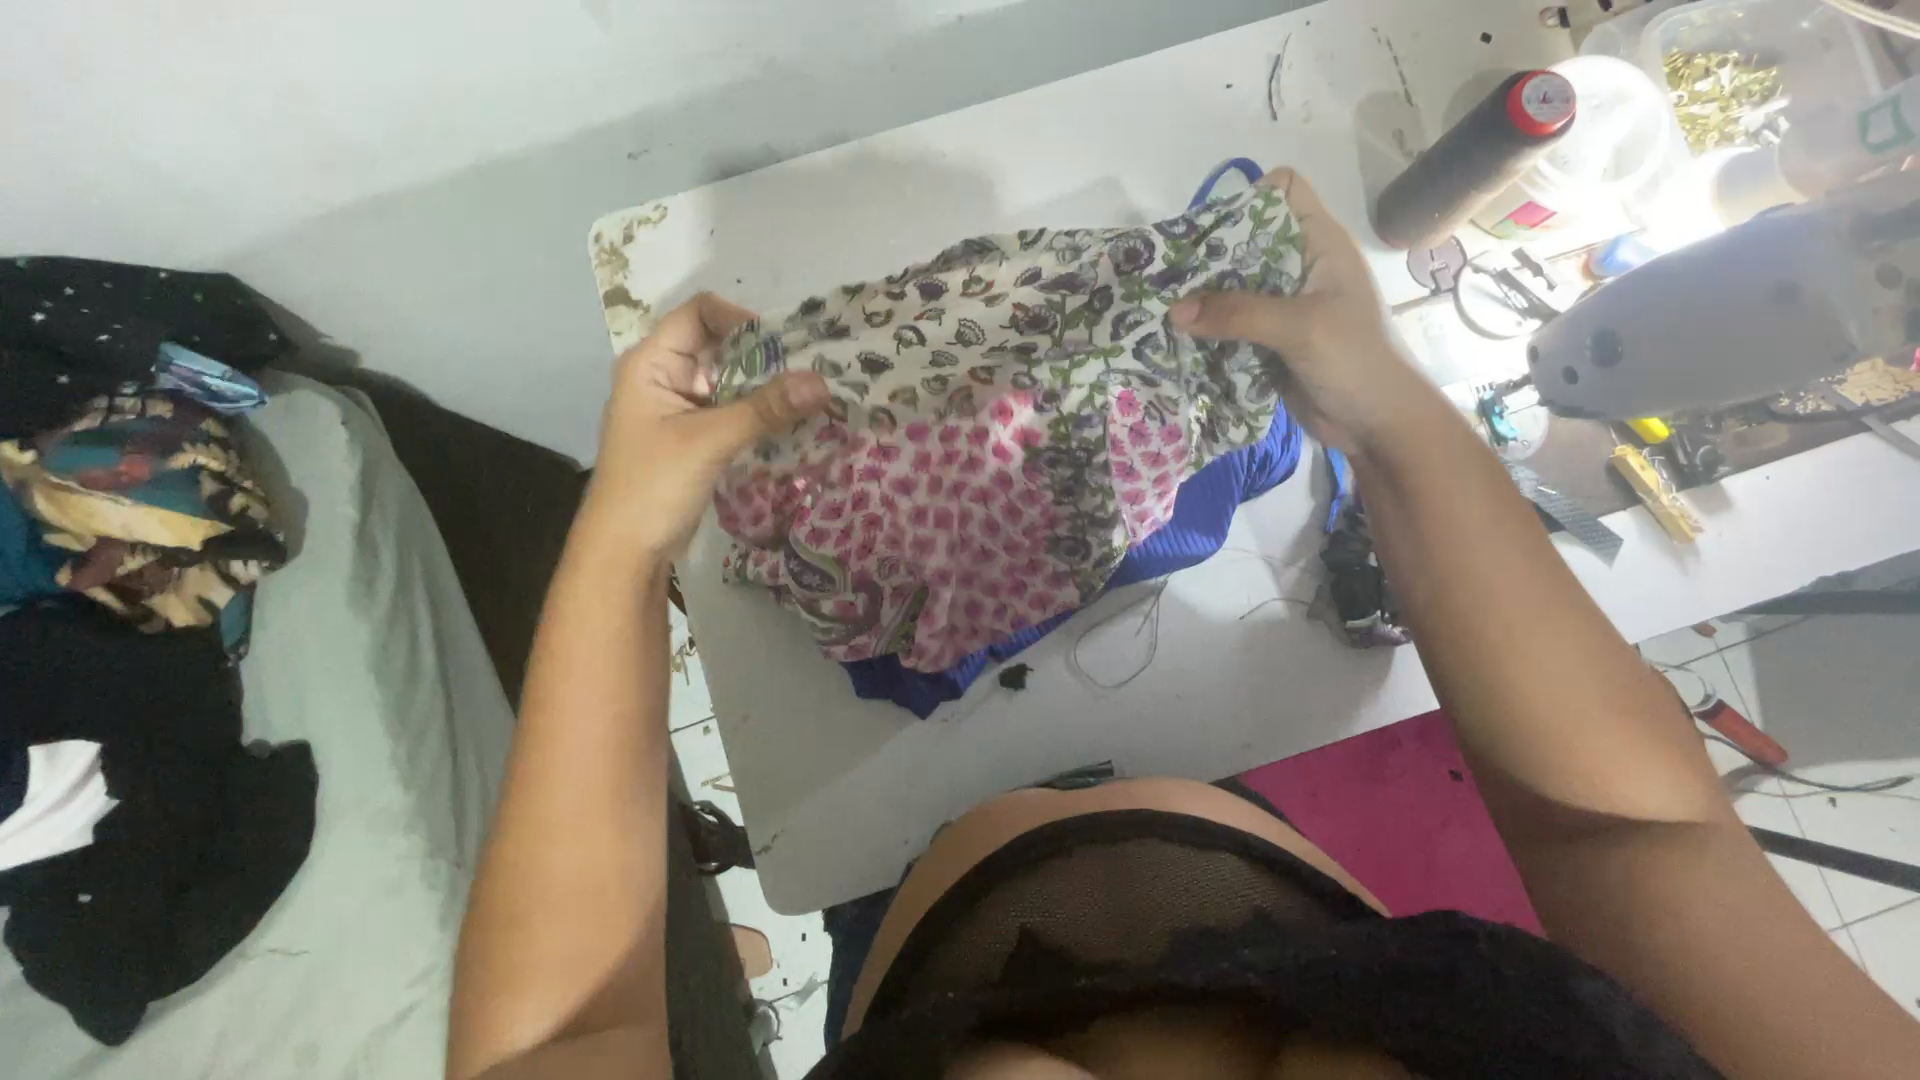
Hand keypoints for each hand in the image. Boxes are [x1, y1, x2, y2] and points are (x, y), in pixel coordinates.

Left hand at [580, 293, 829, 558]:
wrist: (625, 552)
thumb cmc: (653, 486)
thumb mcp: (710, 441)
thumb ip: (765, 409)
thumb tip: (822, 381)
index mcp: (652, 363)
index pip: (699, 314)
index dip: (741, 318)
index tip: (786, 341)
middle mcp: (665, 379)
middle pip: (720, 348)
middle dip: (766, 355)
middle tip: (815, 364)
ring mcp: (680, 411)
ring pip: (731, 384)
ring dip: (767, 388)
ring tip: (814, 393)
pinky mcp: (696, 440)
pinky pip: (733, 415)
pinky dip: (760, 416)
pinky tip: (795, 423)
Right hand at [1170, 168, 1429, 452]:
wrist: (1378, 425)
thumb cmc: (1357, 361)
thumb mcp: (1301, 328)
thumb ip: (1239, 314)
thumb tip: (1175, 311)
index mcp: (1320, 245)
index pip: (1284, 192)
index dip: (1247, 199)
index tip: (1208, 233)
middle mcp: (1299, 269)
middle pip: (1246, 242)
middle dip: (1207, 256)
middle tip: (1166, 276)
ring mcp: (1283, 308)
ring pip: (1233, 289)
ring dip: (1201, 299)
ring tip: (1161, 309)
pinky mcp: (1269, 343)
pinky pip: (1230, 327)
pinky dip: (1206, 331)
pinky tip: (1177, 338)